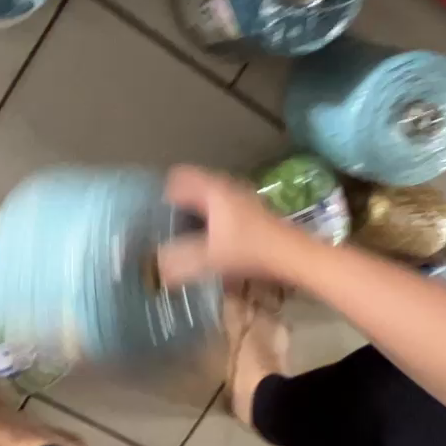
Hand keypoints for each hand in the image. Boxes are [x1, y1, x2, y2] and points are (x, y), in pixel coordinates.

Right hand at [158, 165, 305, 284]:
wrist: (293, 255)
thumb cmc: (250, 250)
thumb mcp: (209, 257)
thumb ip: (179, 261)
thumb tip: (156, 268)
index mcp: (212, 189)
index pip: (177, 177)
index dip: (162, 192)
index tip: (152, 213)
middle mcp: (225, 186)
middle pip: (192, 185)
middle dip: (177, 202)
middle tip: (164, 225)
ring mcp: (240, 196)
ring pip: (208, 196)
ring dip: (195, 210)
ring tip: (183, 234)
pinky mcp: (250, 210)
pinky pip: (220, 206)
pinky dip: (210, 217)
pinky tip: (209, 240)